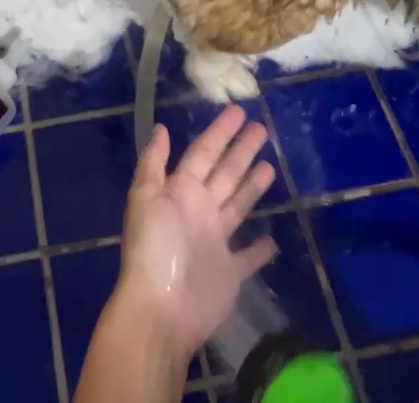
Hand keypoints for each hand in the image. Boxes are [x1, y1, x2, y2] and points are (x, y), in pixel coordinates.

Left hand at [116, 105, 279, 355]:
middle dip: (241, 150)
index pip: (204, 152)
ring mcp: (214, 240)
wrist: (161, 307)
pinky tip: (272, 238)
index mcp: (180, 190)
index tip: (239, 111)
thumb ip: (154, 163)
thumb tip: (162, 128)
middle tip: (262, 128)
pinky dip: (260, 249)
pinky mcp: (229, 271)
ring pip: (237, 205)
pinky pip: (248, 256)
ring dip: (252, 186)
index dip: (220, 132)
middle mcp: (198, 210)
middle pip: (224, 172)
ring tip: (270, 165)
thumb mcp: (146, 197)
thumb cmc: (154, 247)